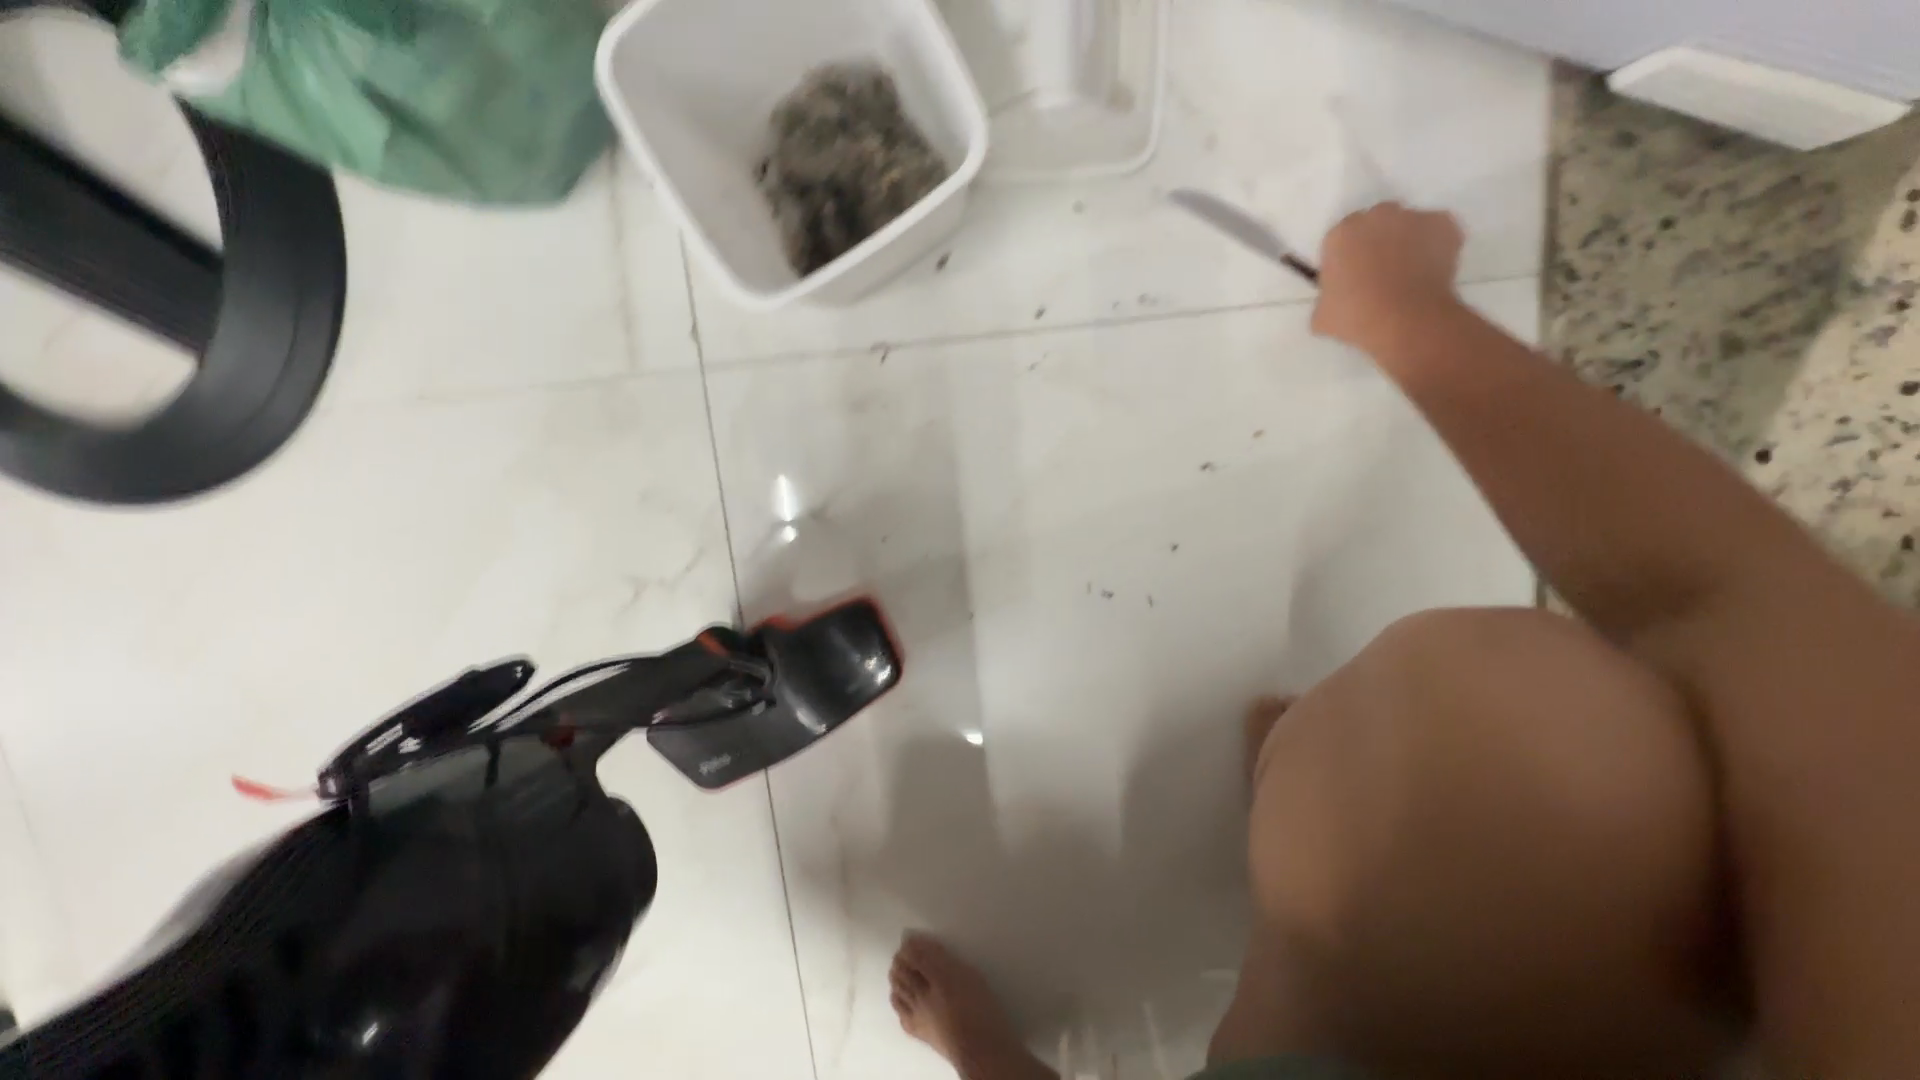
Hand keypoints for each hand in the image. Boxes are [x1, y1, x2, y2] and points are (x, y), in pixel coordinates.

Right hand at [1311, 202, 1464, 354]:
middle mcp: (1376, 215)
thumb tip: (1332, 300)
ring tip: (1410, 271)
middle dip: (1377, 240)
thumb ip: (1324, 299)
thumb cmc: (1356, 317)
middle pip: (1375, 221)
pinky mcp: (1443, 223)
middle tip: (1380, 271)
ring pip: (1407, 223)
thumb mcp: (1322, 315)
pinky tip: (1431, 269)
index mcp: (1340, 234)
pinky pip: (1437, 229)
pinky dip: (1436, 243)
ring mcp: (1412, 217)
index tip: (1352, 276)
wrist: (1406, 319)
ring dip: (1407, 239)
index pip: (1342, 237)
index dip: (1348, 256)